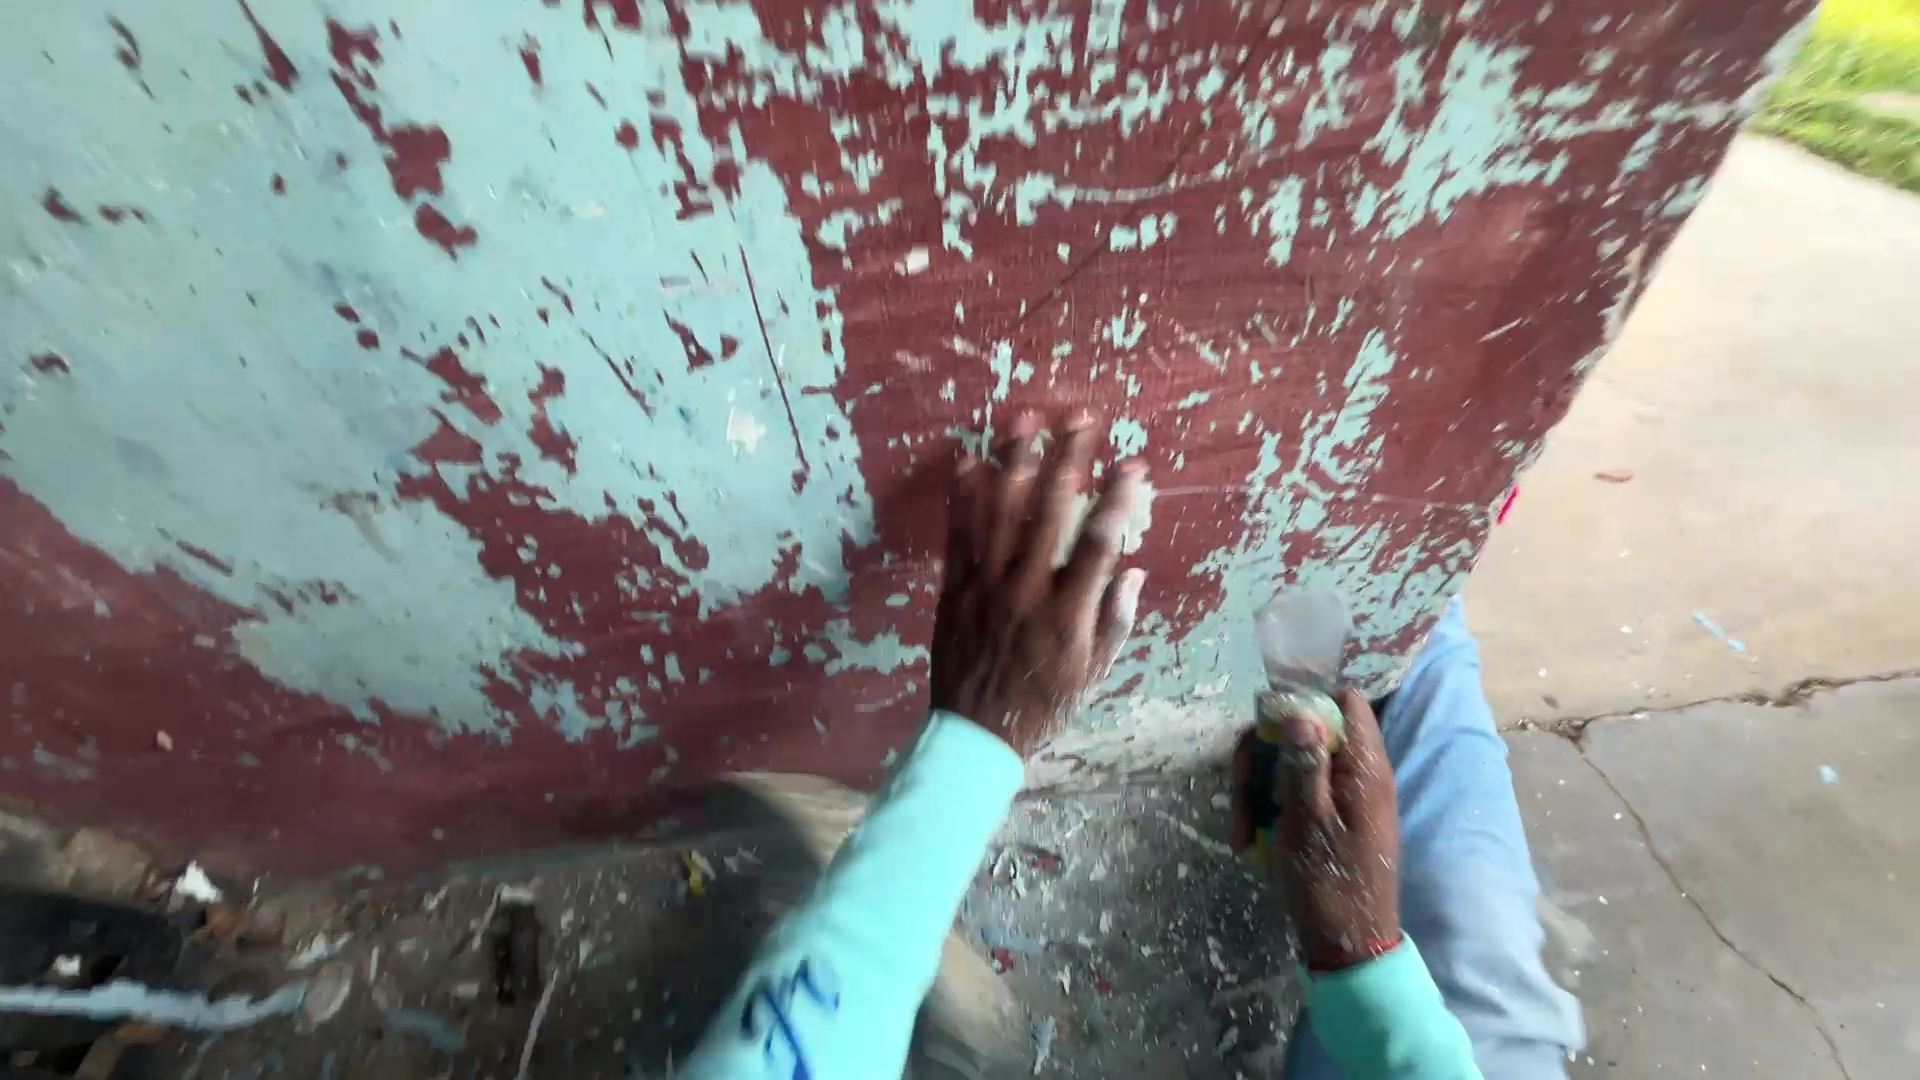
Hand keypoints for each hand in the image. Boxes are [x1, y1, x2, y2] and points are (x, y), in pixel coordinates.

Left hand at [930, 413, 1148, 757]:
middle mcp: (1027, 589)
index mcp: (1068, 612)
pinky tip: (968, 460)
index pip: (1098, 543)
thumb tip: (1133, 571)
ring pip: (999, 513)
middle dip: (1067, 459)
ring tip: (1023, 419)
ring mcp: (985, 585)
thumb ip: (1114, 620)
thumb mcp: (1093, 673)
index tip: (1133, 464)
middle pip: (1049, 513)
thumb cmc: (1043, 703)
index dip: (1117, 499)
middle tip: (1080, 417)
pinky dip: (962, 496)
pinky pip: (957, 534)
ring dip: (1013, 462)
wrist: (977, 731)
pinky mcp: (955, 588)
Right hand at [1233, 690, 1401, 972]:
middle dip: (1263, 754)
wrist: (1346, 945)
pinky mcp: (1326, 812)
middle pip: (1302, 730)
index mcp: (1364, 769)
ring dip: (1257, 786)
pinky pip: (1291, 788)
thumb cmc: (1329, 883)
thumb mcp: (1308, 820)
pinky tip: (1252, 836)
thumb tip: (1301, 710)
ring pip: (1287, 760)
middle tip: (1241, 787)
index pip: (1347, 702)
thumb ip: (1305, 763)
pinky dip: (1267, 806)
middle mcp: (1357, 773)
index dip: (1306, 700)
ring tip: (1244, 827)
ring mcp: (1341, 793)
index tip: (1268, 721)